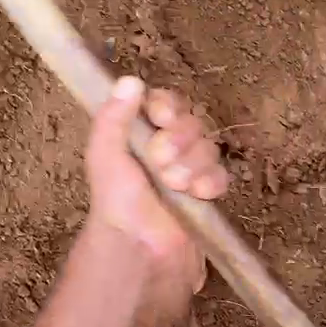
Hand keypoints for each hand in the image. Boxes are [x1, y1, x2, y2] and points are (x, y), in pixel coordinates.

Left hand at [84, 76, 228, 259]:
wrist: (138, 246)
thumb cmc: (117, 201)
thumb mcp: (104, 155)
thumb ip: (113, 117)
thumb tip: (130, 80)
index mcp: (140, 135)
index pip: (166, 104)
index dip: (168, 107)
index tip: (160, 118)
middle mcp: (166, 148)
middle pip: (191, 123)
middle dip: (178, 141)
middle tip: (160, 163)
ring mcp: (188, 171)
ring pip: (208, 148)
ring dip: (192, 164)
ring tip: (175, 186)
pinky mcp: (206, 194)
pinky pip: (221, 175)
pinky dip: (210, 182)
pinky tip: (197, 194)